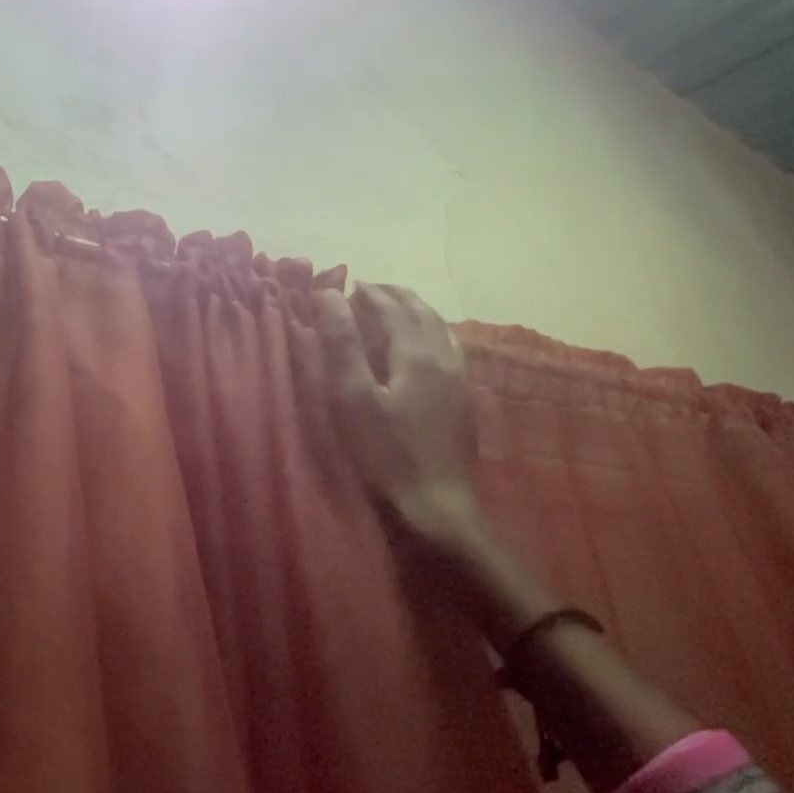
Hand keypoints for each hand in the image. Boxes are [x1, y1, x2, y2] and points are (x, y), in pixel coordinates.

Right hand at [315, 283, 493, 561]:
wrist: (437, 508)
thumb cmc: (385, 455)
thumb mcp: (352, 398)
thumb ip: (341, 343)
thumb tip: (329, 294)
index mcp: (416, 353)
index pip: (390, 307)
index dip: (367, 292)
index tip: (345, 284)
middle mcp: (444, 357)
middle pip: (420, 311)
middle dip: (392, 296)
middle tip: (366, 290)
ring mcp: (459, 380)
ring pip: (439, 328)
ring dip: (414, 311)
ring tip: (393, 308)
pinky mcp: (464, 402)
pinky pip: (450, 349)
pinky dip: (431, 332)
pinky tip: (426, 346)